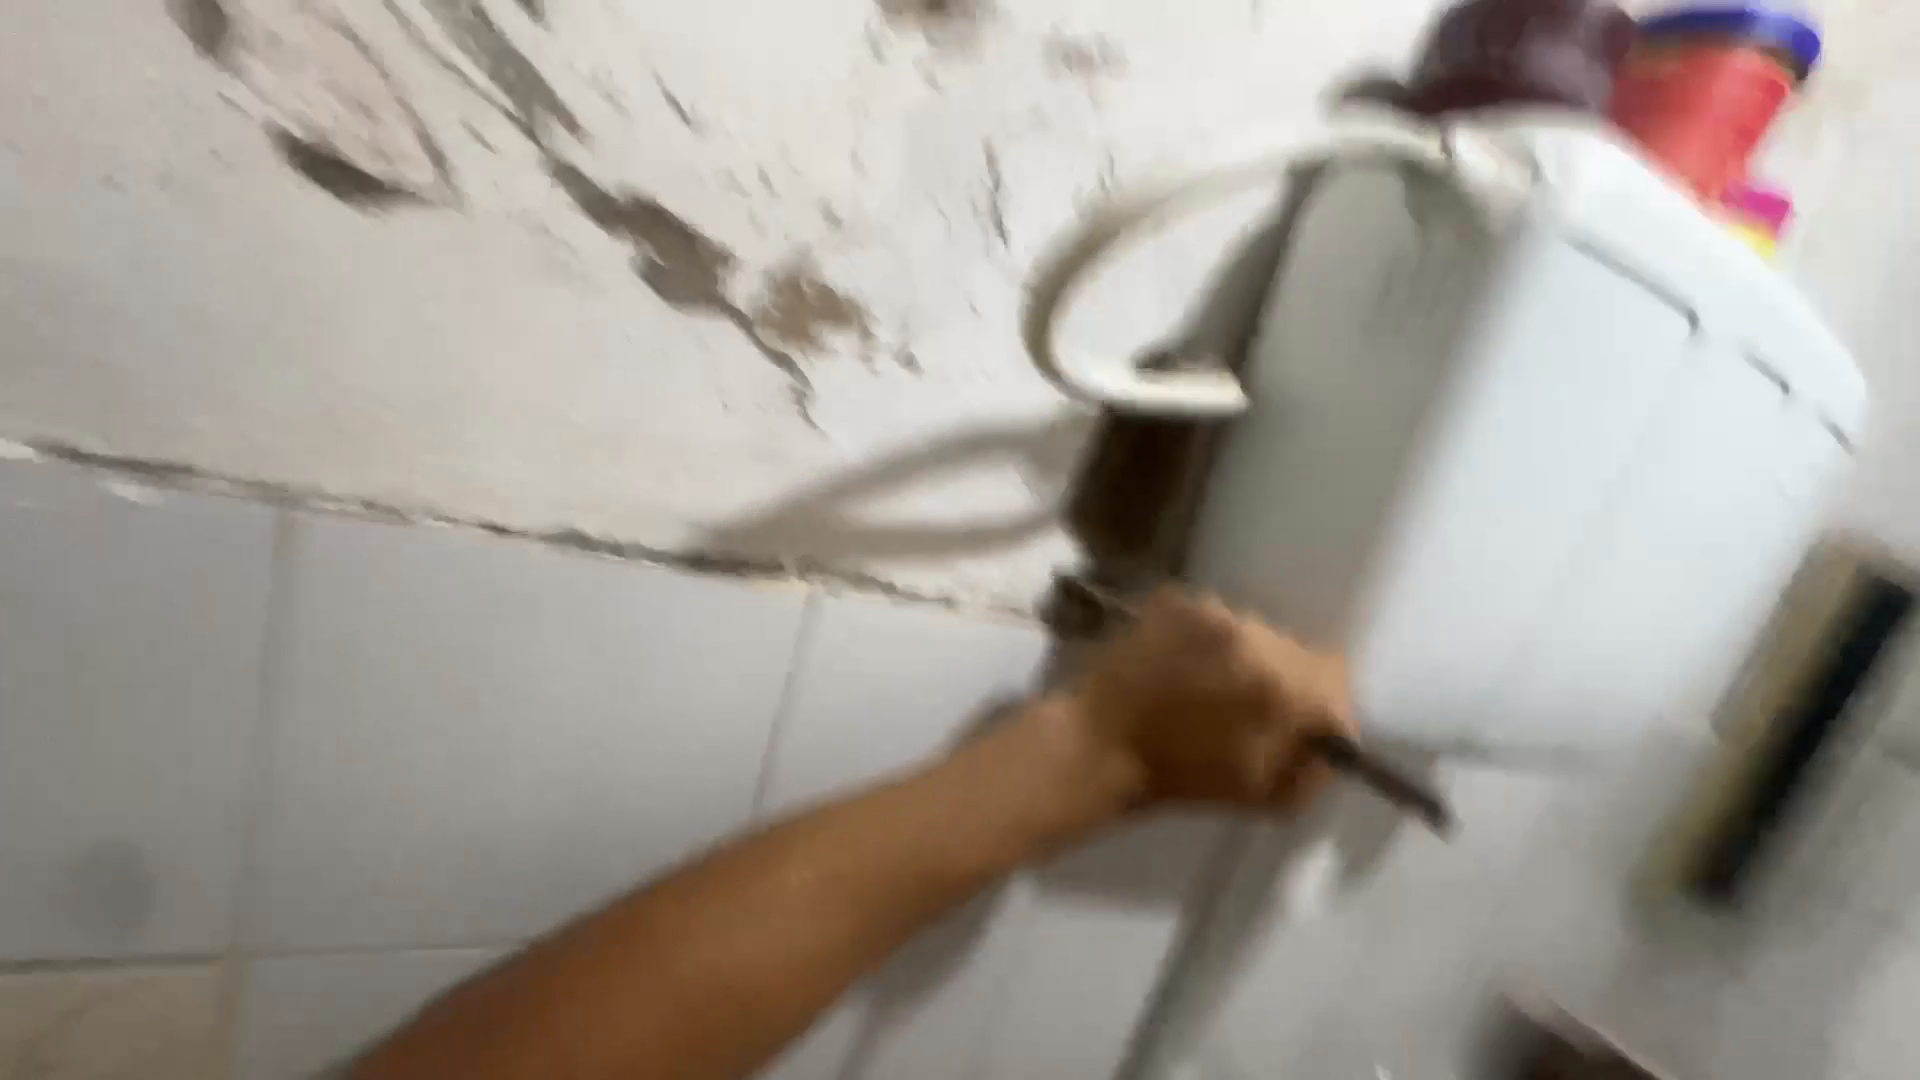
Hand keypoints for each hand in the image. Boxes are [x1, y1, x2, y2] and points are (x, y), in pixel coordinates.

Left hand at [1063, 587, 1352, 811]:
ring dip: (1243, 656)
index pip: (1336, 674)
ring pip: (1252, 631)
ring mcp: (1209, 612)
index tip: (1302, 721)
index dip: (1323, 702)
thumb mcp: (1267, 795)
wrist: (1099, 742)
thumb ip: (1314, 765)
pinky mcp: (1174, 600)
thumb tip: (1332, 736)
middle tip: (1249, 706)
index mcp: (1282, 684)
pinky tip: (1181, 665)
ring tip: (1207, 685)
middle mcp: (1252, 635)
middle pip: (1294, 650)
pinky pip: (1211, 619)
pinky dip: (1205, 640)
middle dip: (1282, 679)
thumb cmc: (1181, 776)